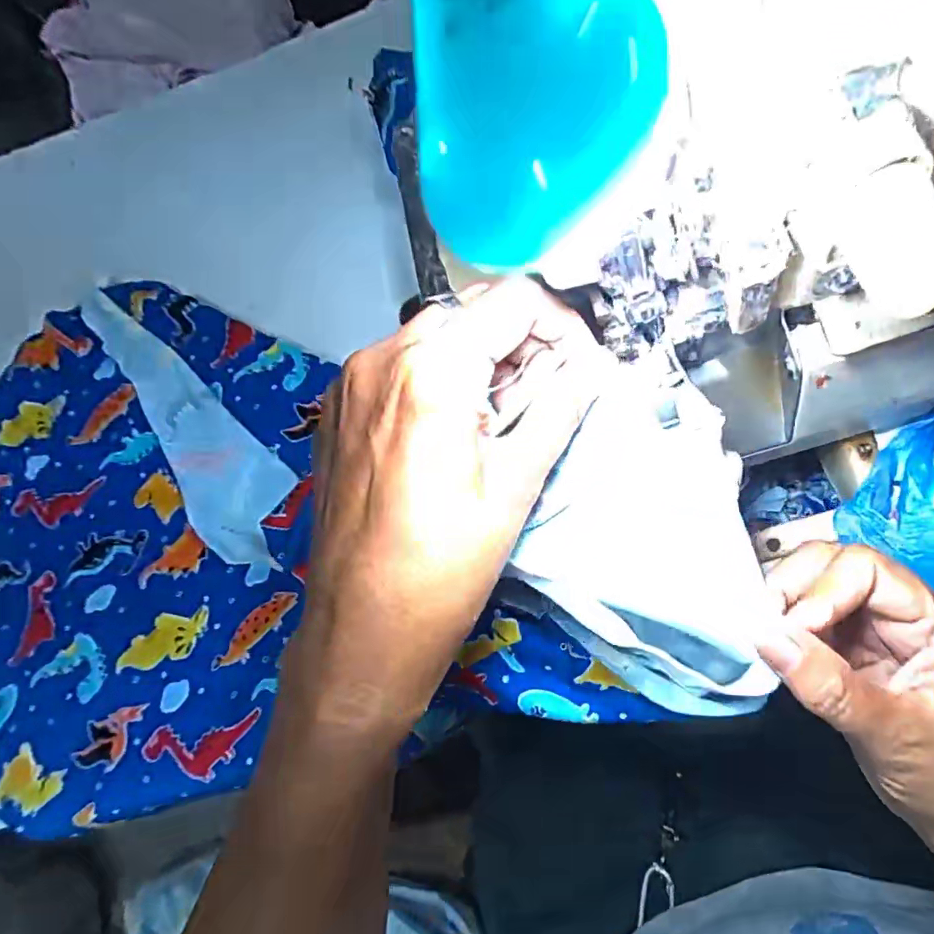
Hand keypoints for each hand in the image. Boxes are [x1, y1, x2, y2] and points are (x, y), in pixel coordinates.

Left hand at [281, 278, 603, 743]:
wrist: (360, 631)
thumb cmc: (443, 571)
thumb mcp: (515, 486)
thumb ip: (558, 408)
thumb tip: (594, 366)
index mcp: (431, 372)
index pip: (512, 302)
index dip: (560, 323)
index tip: (583, 363)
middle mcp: (381, 358)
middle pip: (472, 313)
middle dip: (522, 340)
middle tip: (552, 392)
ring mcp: (351, 381)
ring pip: (436, 337)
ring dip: (482, 359)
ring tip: (507, 415)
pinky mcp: (339, 408)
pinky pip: (402, 366)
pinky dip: (441, 377)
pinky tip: (458, 427)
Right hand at [756, 542, 933, 866]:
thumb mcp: (891, 735)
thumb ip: (829, 687)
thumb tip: (766, 638)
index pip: (870, 571)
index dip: (823, 590)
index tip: (790, 628)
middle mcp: (907, 611)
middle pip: (841, 564)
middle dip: (798, 584)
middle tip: (765, 620)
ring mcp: (878, 626)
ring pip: (820, 584)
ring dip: (786, 601)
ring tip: (765, 631)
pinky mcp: (853, 646)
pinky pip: (811, 617)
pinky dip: (786, 624)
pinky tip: (774, 642)